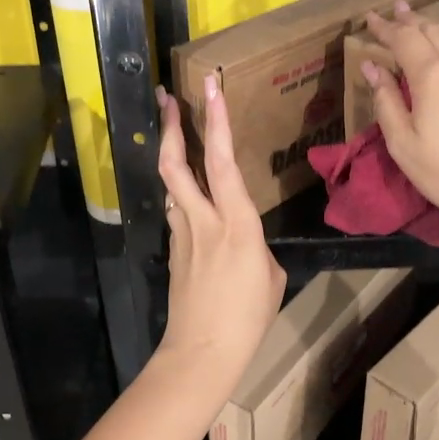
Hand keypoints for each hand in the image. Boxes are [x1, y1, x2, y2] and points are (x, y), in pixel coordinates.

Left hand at [156, 74, 284, 366]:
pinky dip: (181, 192)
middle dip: (172, 127)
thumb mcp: (270, 277)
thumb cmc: (248, 317)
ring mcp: (183, 234)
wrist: (203, 350)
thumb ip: (257, 246)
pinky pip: (177, 211)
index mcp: (237, 224)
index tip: (212, 88)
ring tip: (175, 130)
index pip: (224, 162)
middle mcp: (203, 220)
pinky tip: (188, 193)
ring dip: (172, 154)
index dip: (217, 122)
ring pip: (171, 184)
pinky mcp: (174, 250)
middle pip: (177, 164)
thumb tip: (243, 239)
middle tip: (168, 97)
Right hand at [360, 1, 438, 237]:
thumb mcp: (403, 144)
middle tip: (399, 10)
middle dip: (414, 20)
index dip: (385, 27)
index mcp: (432, 75)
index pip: (403, 38)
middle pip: (436, 31)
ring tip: (428, 45)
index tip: (370, 18)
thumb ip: (386, 101)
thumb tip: (372, 67)